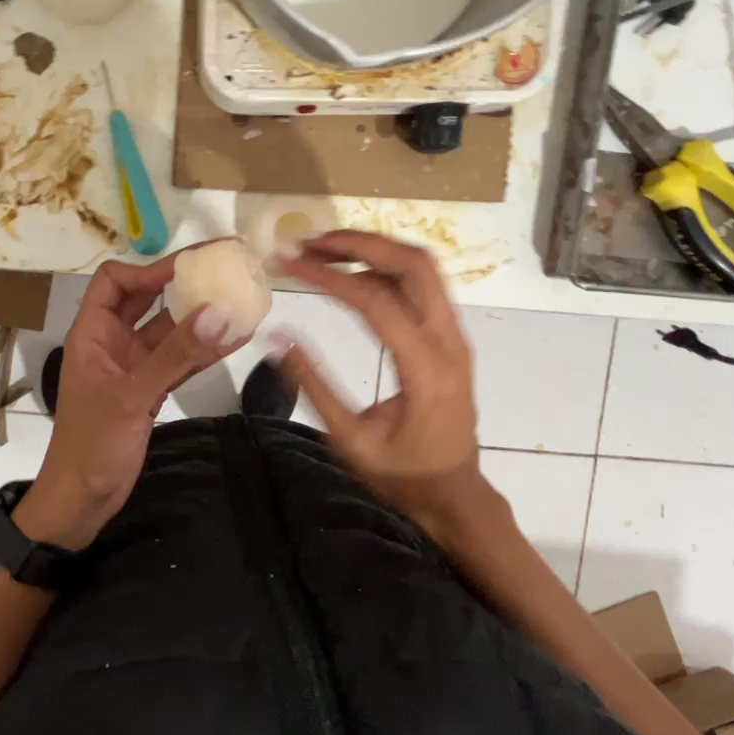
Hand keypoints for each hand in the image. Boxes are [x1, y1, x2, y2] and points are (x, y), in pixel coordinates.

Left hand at [18, 255, 242, 550]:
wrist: (81, 501)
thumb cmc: (91, 446)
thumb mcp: (132, 397)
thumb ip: (176, 355)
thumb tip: (219, 311)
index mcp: (91, 334)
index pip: (114, 282)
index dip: (148, 269)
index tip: (191, 266)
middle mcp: (111, 343)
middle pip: (147, 299)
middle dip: (183, 282)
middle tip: (227, 265)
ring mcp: (132, 368)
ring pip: (169, 331)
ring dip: (200, 317)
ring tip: (242, 298)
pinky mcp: (149, 392)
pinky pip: (179, 361)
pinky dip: (204, 350)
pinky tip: (237, 337)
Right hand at [272, 231, 482, 519]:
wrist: (455, 493)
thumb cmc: (402, 475)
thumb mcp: (350, 441)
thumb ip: (315, 387)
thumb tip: (278, 337)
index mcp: (426, 369)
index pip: (376, 300)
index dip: (328, 276)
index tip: (287, 262)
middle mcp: (449, 341)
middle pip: (413, 263)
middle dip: (358, 242)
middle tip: (307, 241)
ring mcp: (455, 335)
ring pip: (422, 266)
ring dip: (373, 248)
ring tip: (322, 248)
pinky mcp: (450, 336)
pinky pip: (423, 284)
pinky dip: (385, 267)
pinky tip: (348, 273)